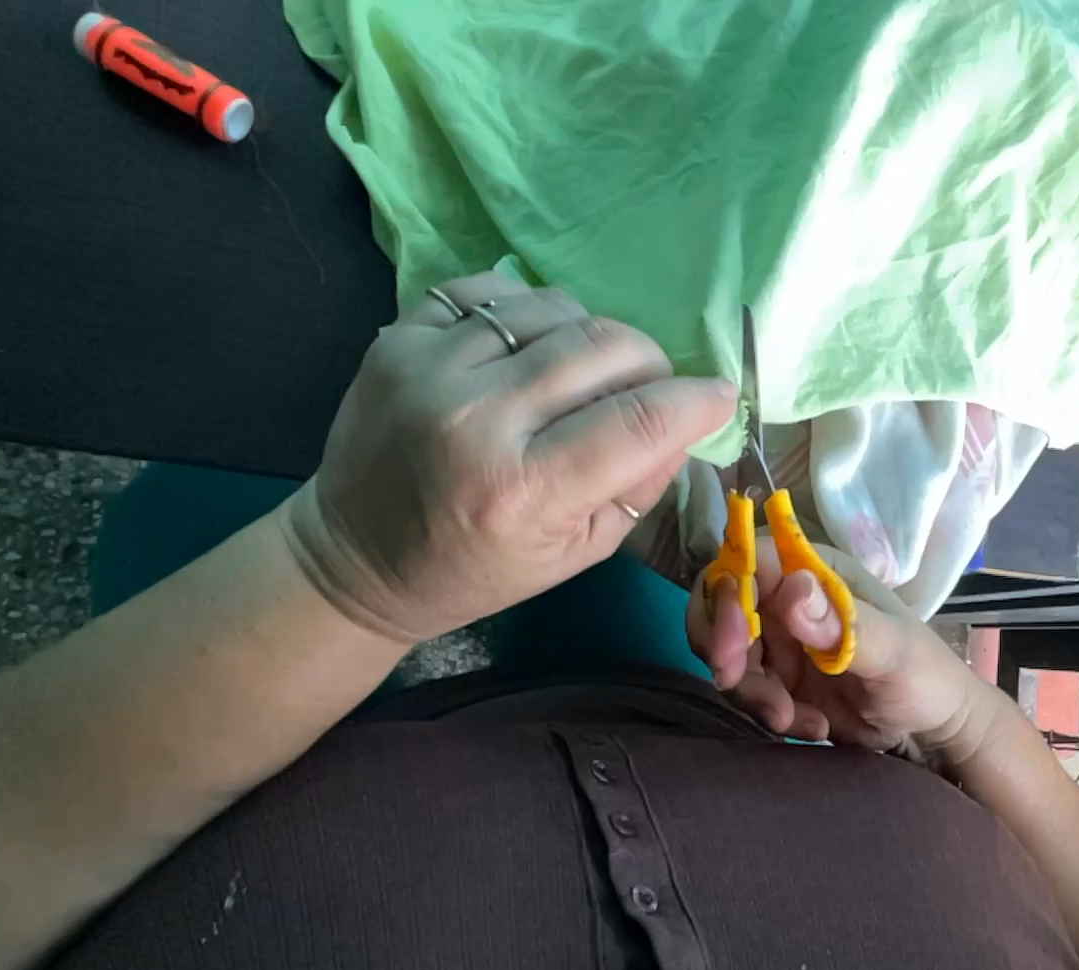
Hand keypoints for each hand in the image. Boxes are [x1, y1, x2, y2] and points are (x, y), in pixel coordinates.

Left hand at [283, 272, 736, 642]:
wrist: (358, 556)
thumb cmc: (481, 569)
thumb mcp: (580, 552)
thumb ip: (642, 484)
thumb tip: (684, 422)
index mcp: (525, 492)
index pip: (640, 422)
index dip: (698, 400)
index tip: (720, 395)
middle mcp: (477, 420)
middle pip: (605, 348)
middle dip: (653, 362)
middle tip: (654, 387)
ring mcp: (430, 367)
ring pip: (557, 308)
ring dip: (597, 334)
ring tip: (589, 372)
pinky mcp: (398, 337)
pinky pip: (496, 291)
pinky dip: (535, 314)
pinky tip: (534, 350)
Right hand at [687, 540, 1008, 765]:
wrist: (932, 730)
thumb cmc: (924, 676)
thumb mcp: (892, 651)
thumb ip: (843, 623)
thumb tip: (792, 589)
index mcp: (817, 571)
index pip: (751, 559)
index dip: (728, 592)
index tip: (734, 641)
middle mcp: (791, 598)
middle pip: (722, 603)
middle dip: (722, 644)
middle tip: (735, 681)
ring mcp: (781, 638)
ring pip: (728, 652)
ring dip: (750, 689)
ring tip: (793, 719)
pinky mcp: (777, 678)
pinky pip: (746, 689)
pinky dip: (767, 712)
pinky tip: (811, 726)